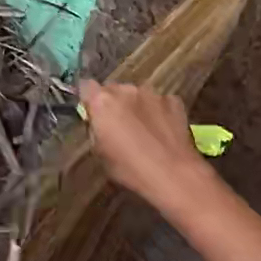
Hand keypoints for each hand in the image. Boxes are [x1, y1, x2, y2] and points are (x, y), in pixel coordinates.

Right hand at [79, 80, 218, 210]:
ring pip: (138, 95)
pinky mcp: (174, 101)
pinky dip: (158, 112)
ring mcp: (153, 94)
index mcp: (103, 102)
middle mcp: (126, 90)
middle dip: (113, 104)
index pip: (86, 86)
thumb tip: (99, 122)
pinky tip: (162, 131)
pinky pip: (160, 102)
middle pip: (113, 90)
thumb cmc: (129, 168)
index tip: (92, 112)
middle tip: (118, 127)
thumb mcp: (100, 154)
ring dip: (136, 107)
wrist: (172, 173)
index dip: (88, 99)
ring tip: (143, 130)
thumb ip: (96, 130)